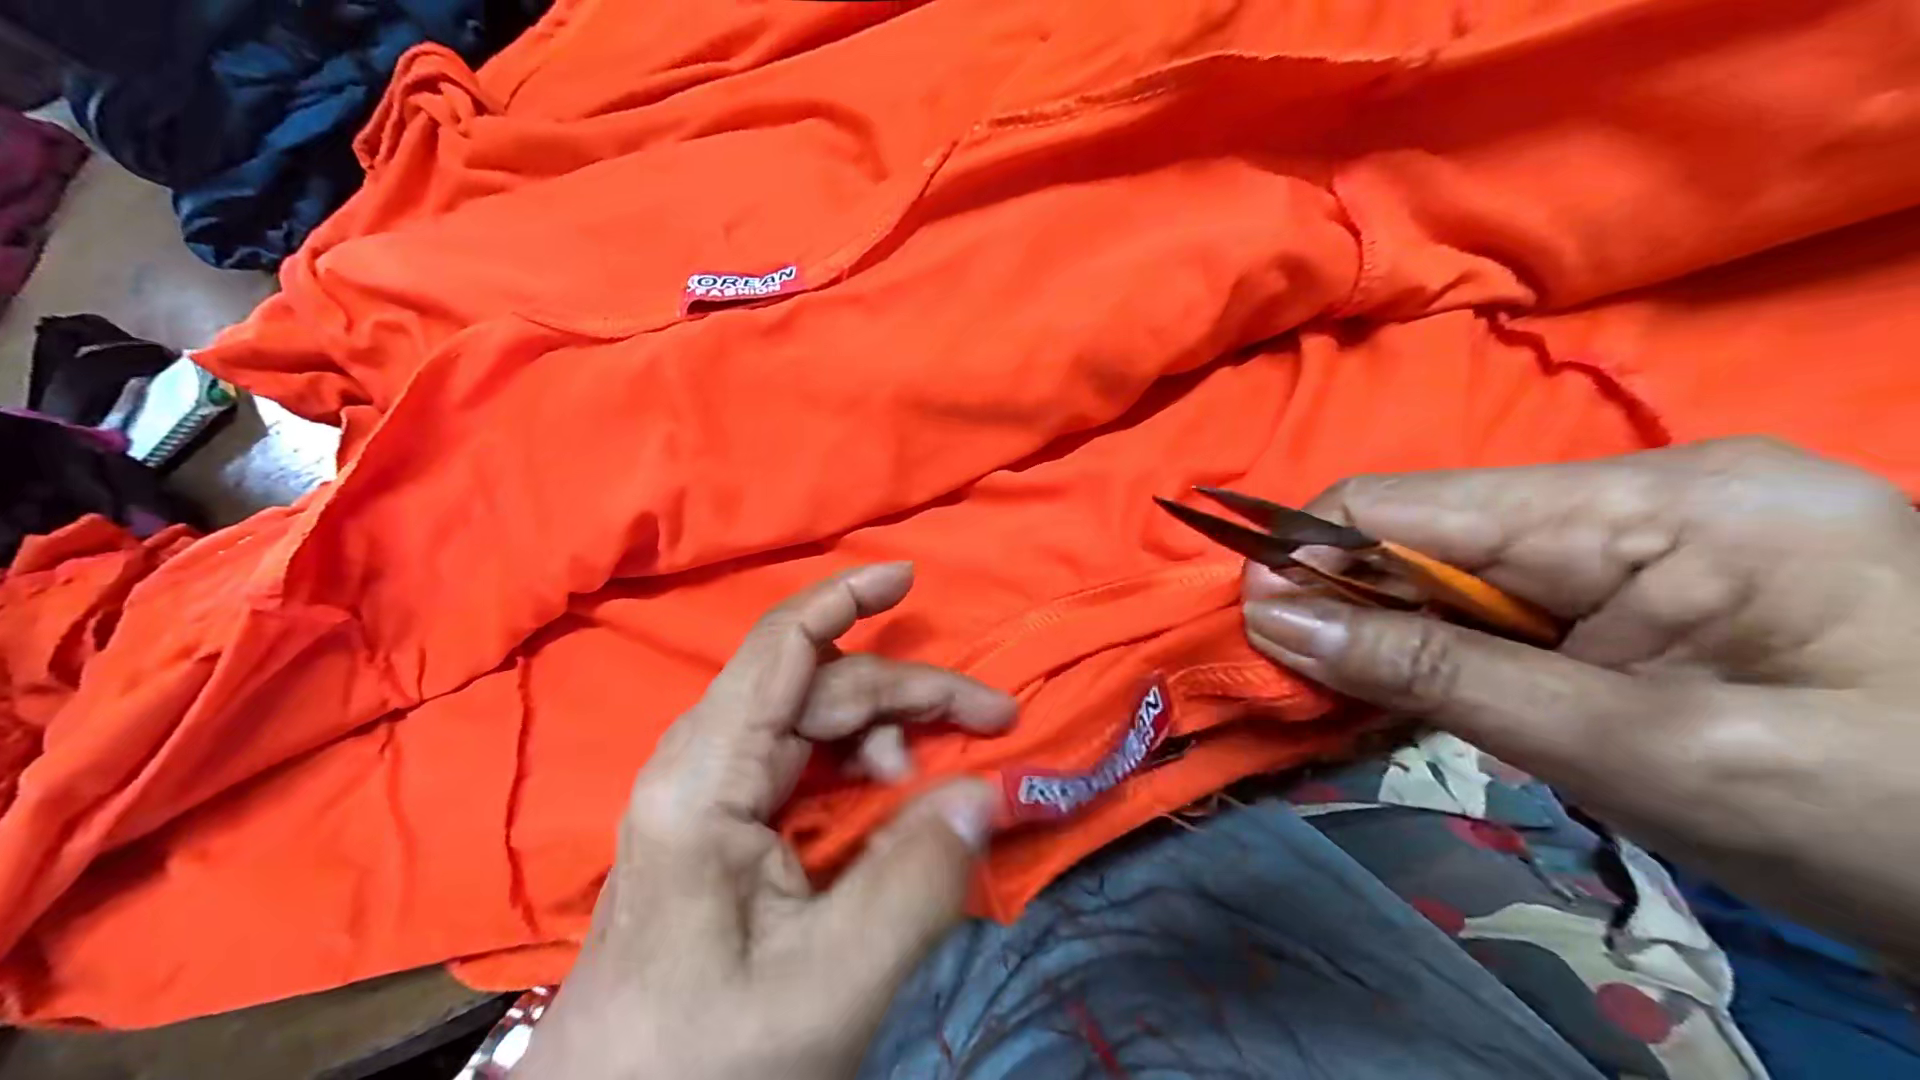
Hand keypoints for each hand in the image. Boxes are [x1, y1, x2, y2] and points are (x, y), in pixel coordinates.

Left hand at [517, 564, 1013, 1079]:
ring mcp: (706, 792)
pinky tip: (889, 801)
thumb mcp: (832, 983)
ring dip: (886, 730)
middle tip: (992, 723)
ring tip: (933, 781)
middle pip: (817, 688)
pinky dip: (860, 764)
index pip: (780, 649)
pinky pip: (802, 762)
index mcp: (705, 779)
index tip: (908, 577)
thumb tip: (986, 793)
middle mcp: (699, 764)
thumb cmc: (706, 1063)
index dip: (845, 598)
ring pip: (813, 723)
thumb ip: (918, 881)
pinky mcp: (718, 823)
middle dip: (909, 692)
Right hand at [1240, 438, 1919, 965]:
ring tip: (1376, 699)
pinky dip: (1452, 647)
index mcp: (1656, 504)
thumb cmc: (1895, 825)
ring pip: (1457, 571)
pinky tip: (1445, 689)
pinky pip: (1508, 600)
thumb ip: (1435, 672)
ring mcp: (1653, 534)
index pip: (1408, 503)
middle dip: (1352, 605)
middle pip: (1426, 532)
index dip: (1308, 555)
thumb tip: (1272, 616)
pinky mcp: (1657, 581)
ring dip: (1398, 633)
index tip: (1252, 627)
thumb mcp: (1637, 752)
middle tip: (1310, 684)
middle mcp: (1642, 492)